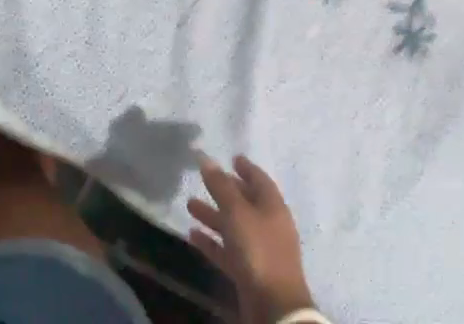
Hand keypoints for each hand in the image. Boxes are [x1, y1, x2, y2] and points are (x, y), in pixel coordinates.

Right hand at [188, 155, 315, 323]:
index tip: (233, 157)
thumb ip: (220, 185)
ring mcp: (260, 250)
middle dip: (226, 190)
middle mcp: (269, 226)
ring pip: (234, 226)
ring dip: (213, 215)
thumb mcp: (237, 212)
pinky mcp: (249, 271)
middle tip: (205, 178)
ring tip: (190, 204)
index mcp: (273, 208)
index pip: (260, 180)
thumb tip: (205, 157)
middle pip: (246, 203)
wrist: (274, 305)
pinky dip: (212, 241)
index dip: (246, 168)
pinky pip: (228, 250)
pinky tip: (193, 234)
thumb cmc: (258, 249)